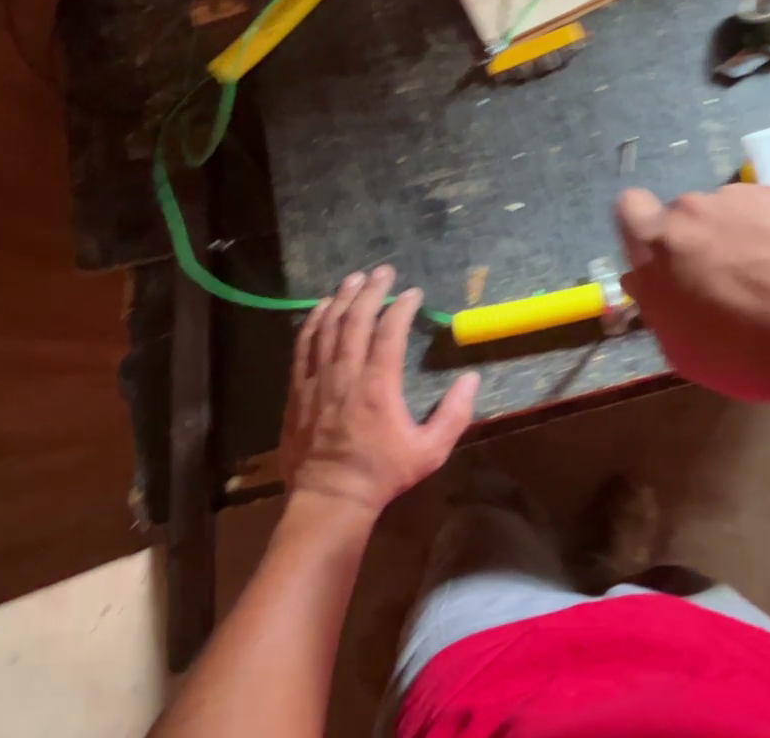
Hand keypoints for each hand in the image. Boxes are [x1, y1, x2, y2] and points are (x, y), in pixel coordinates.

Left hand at [281, 265, 479, 518]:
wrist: (330, 499)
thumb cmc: (382, 474)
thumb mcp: (430, 451)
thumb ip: (454, 414)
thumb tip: (471, 380)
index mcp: (378, 386)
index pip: (389, 332)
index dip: (401, 306)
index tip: (413, 293)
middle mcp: (345, 374)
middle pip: (355, 319)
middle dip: (371, 290)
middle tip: (383, 271)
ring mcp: (317, 380)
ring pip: (327, 326)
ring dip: (341, 298)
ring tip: (354, 278)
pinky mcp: (298, 389)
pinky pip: (302, 346)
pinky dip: (313, 322)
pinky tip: (322, 308)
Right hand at [615, 185, 769, 404]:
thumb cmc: (743, 353)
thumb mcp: (680, 347)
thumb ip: (656, 304)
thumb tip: (645, 280)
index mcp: (657, 243)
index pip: (628, 209)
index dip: (642, 230)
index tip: (662, 258)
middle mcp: (692, 209)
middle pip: (683, 215)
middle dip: (695, 240)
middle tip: (722, 280)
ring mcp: (741, 197)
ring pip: (727, 211)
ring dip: (736, 235)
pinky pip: (767, 210)